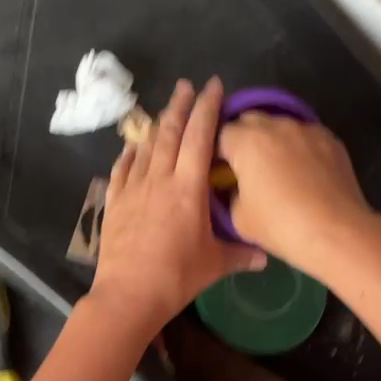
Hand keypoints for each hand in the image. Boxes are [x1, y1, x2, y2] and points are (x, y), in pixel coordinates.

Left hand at [89, 78, 266, 335]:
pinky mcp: (115, 204)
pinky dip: (129, 155)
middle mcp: (160, 179)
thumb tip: (265, 256)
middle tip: (186, 86)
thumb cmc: (177, 277)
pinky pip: (121, 170)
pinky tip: (132, 148)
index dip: (208, 108)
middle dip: (180, 106)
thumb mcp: (215, 265)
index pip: (200, 136)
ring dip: (156, 125)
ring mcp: (133, 190)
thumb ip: (240, 255)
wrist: (129, 294)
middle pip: (169, 132)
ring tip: (164, 111)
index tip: (214, 86)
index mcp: (189, 187)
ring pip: (145, 147)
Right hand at [218, 112, 379, 276]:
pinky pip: (305, 137)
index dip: (216, 151)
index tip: (219, 170)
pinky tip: (303, 172)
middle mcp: (276, 126)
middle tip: (244, 166)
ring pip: (280, 125)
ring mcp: (307, 129)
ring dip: (272, 141)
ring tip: (276, 168)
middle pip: (250, 120)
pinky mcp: (330, 140)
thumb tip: (237, 188)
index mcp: (247, 142)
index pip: (220, 133)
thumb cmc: (280, 226)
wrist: (335, 232)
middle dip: (242, 138)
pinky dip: (297, 148)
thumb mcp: (239, 218)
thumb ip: (231, 194)